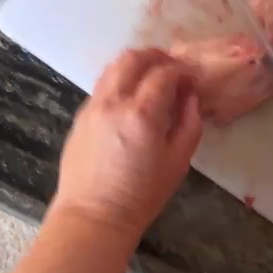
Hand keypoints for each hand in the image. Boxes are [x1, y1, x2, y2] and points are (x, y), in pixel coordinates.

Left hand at [53, 49, 202, 241]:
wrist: (93, 216)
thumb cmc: (142, 195)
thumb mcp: (178, 163)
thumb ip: (189, 124)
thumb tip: (191, 98)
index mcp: (142, 114)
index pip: (164, 73)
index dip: (181, 70)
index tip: (191, 79)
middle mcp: (114, 102)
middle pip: (133, 58)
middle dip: (156, 56)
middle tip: (171, 67)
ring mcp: (93, 106)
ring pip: (113, 67)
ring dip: (135, 64)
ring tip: (150, 76)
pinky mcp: (81, 115)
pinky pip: (102, 85)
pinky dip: (119, 80)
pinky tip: (130, 97)